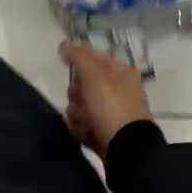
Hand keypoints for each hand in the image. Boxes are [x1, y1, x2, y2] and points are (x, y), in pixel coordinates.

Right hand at [60, 40, 154, 156]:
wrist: (126, 150)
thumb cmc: (112, 107)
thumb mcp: (95, 76)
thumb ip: (78, 56)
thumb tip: (65, 43)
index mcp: (119, 72)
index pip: (92, 57)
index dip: (78, 61)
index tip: (68, 65)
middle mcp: (115, 89)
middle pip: (81, 83)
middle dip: (76, 94)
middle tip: (83, 100)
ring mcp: (109, 112)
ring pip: (78, 105)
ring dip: (78, 114)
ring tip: (87, 122)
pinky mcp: (102, 131)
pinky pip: (82, 124)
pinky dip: (82, 129)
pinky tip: (88, 134)